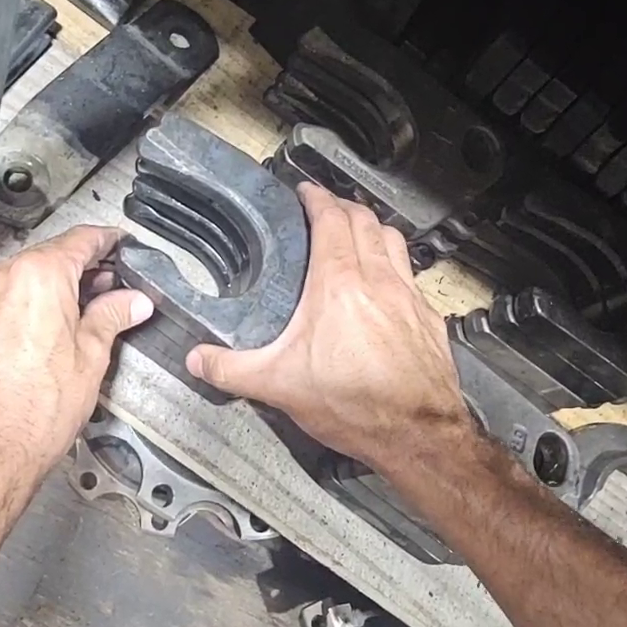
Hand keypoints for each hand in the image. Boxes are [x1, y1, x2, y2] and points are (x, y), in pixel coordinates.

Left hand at [0, 225, 152, 489]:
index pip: (80, 240)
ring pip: (24, 277)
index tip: (118, 243)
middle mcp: (2, 278)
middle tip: (110, 285)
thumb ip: (111, 318)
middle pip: (50, 256)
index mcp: (38, 276)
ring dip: (53, 287)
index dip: (106, 240)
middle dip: (82, 269)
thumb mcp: (90, 359)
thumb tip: (131, 302)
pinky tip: (45, 328)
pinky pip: (3, 298)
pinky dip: (27, 303)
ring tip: (81, 312)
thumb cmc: (33, 414)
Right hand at [185, 183, 472, 475]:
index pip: (332, 220)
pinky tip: (385, 285)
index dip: (318, 198)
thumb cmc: (355, 404)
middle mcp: (378, 280)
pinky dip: (396, 266)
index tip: (307, 192)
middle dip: (344, 207)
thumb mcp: (278, 386)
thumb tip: (198, 360)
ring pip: (394, 241)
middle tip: (327, 209)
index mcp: (339, 284)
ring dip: (374, 229)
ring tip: (357, 234)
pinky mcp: (428, 319)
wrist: (416, 434)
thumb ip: (231, 369)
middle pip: (366, 221)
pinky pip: (412, 276)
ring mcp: (408, 297)